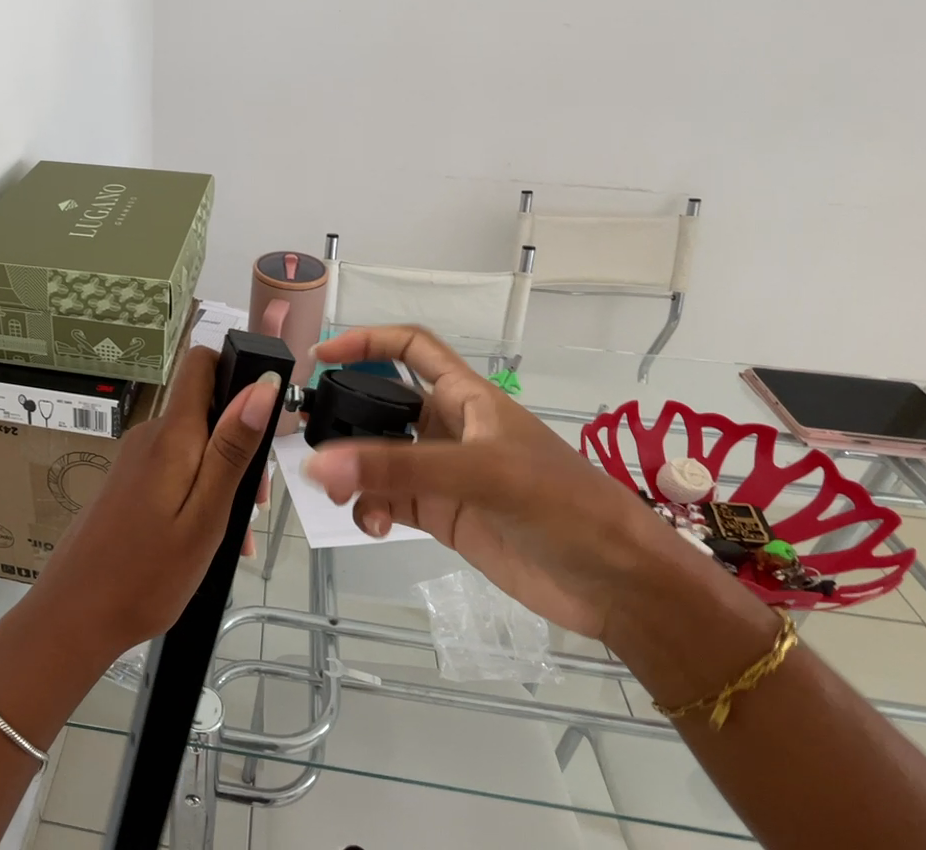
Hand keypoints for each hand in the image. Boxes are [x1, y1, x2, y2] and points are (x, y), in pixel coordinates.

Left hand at [28, 345, 282, 662]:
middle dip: (240, 446)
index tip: (264, 418)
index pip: (202, 363)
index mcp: (171, 436)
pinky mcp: (127, 483)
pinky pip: (175, 471)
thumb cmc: (147, 575)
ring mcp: (135, 461)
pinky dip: (199, 494)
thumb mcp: (205, 515)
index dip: (238, 373)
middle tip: (253, 506)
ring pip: (195, 446)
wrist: (75, 617)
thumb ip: (232, 449)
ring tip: (233, 535)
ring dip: (223, 479)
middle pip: (207, 411)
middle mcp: (149, 437)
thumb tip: (262, 386)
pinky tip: (205, 538)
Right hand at [305, 326, 686, 639]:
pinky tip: (375, 526)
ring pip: (379, 461)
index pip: (411, 349)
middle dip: (347, 421)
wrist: (613, 582)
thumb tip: (318, 467)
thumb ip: (399, 469)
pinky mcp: (442, 516)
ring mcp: (444, 475)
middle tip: (313, 441)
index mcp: (467, 397)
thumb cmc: (561, 504)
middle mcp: (450, 429)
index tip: (322, 357)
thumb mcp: (481, 473)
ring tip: (344, 496)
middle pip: (383, 409)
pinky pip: (388, 502)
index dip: (368, 342)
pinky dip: (370, 510)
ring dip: (355, 475)